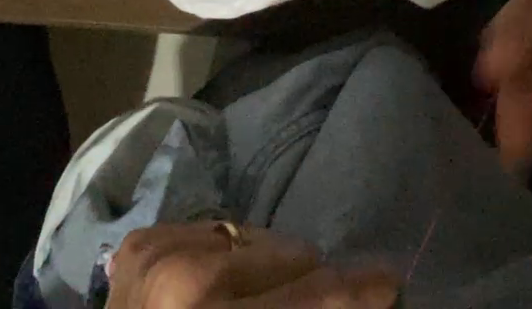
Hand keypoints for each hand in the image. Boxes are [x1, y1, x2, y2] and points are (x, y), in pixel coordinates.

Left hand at [108, 222, 398, 308]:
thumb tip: (354, 299)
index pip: (314, 292)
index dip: (359, 288)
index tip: (390, 279)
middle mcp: (188, 280)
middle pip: (291, 254)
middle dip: (309, 280)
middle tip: (306, 304)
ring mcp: (158, 253)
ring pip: (256, 234)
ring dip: (268, 265)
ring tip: (259, 298)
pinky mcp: (141, 240)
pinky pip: (214, 229)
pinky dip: (225, 256)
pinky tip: (219, 286)